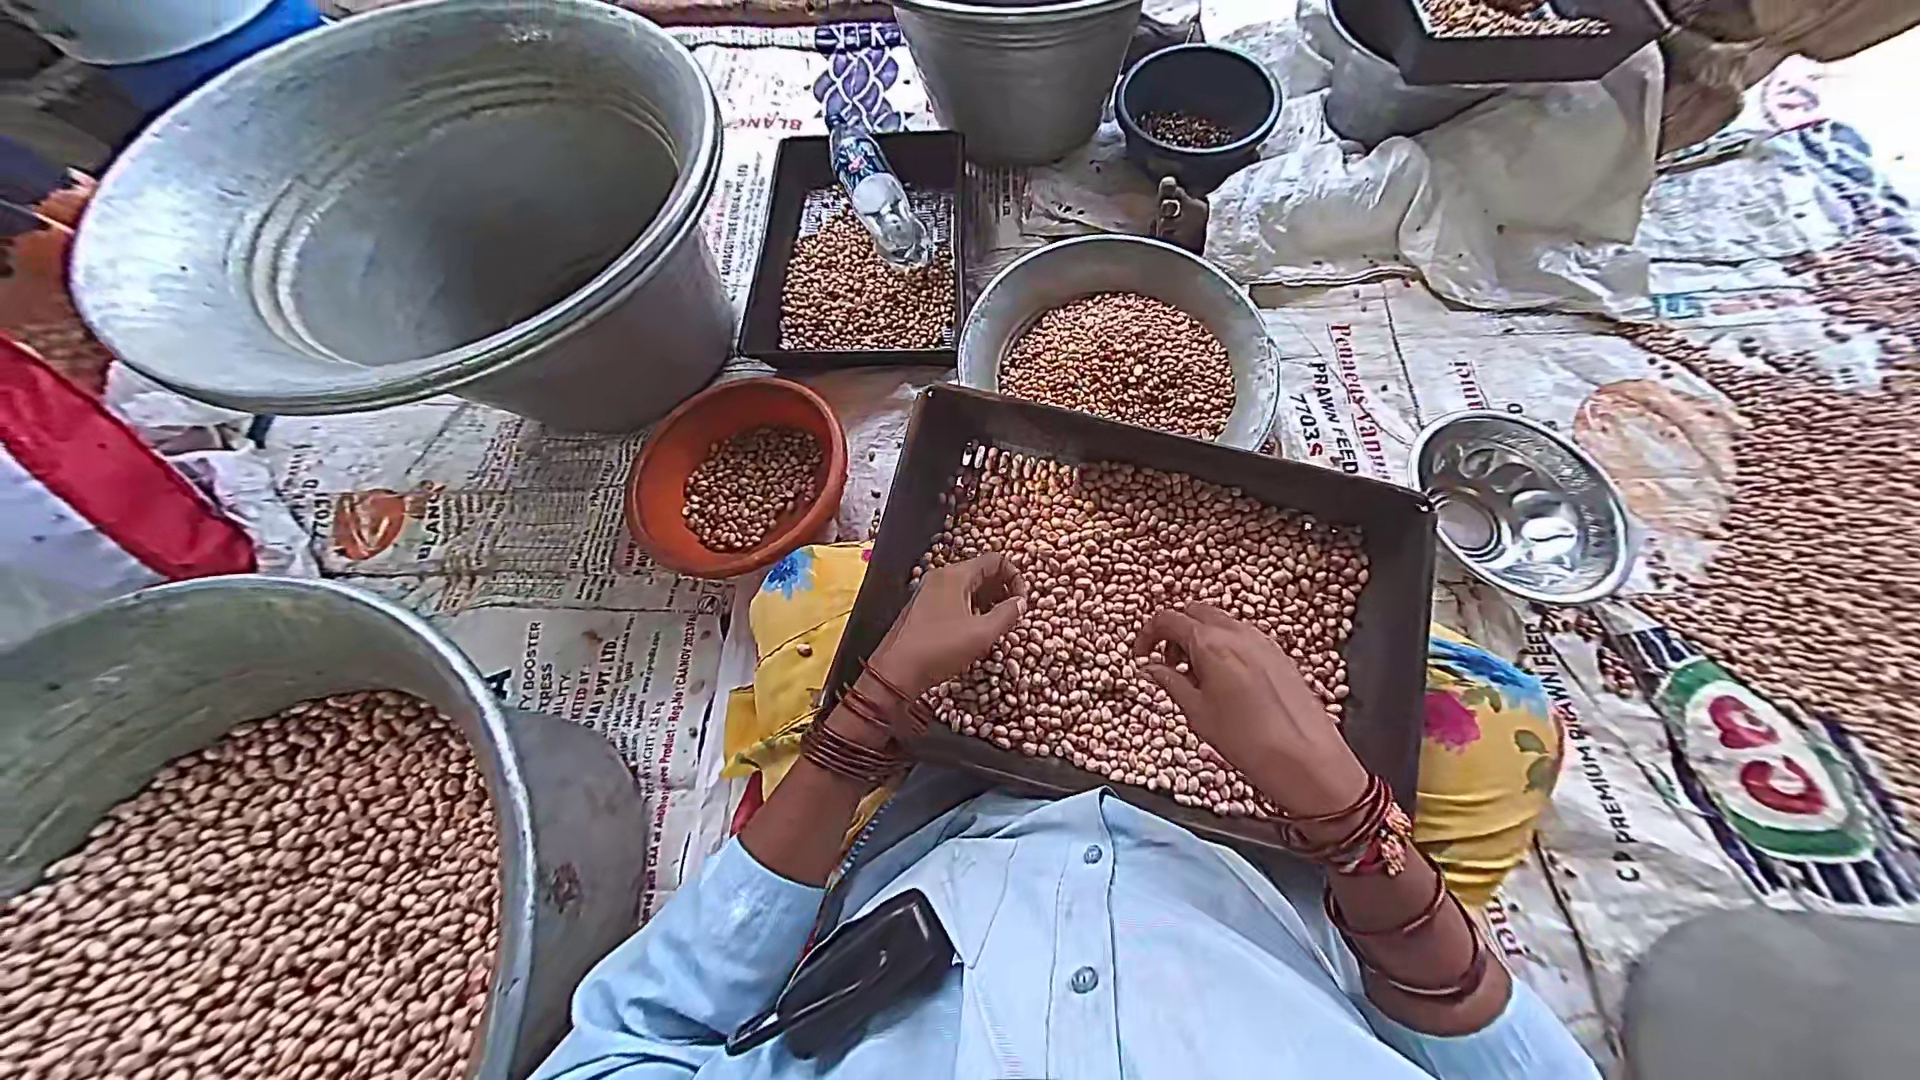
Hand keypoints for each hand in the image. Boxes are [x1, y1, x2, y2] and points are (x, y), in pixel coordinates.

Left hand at [870, 553, 1026, 697]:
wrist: (895, 672)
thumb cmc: (939, 649)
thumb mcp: (981, 634)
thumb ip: (1006, 614)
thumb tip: (1021, 602)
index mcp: (954, 575)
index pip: (995, 560)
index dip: (1014, 577)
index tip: (1022, 602)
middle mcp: (940, 577)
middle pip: (981, 571)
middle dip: (1002, 589)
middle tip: (1014, 613)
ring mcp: (929, 592)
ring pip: (968, 587)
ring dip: (988, 600)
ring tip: (999, 623)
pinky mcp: (923, 608)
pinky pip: (954, 599)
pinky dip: (971, 608)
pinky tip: (976, 630)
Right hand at [1132, 603, 1367, 816]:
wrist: (1307, 762)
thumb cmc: (1250, 741)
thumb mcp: (1196, 711)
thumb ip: (1169, 681)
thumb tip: (1151, 669)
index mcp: (1210, 643)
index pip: (1167, 620)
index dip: (1148, 635)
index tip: (1142, 654)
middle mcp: (1237, 633)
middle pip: (1194, 613)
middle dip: (1174, 632)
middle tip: (1166, 662)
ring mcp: (1262, 642)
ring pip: (1219, 623)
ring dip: (1199, 639)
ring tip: (1194, 677)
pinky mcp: (1279, 655)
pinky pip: (1242, 637)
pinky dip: (1224, 647)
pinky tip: (1222, 680)